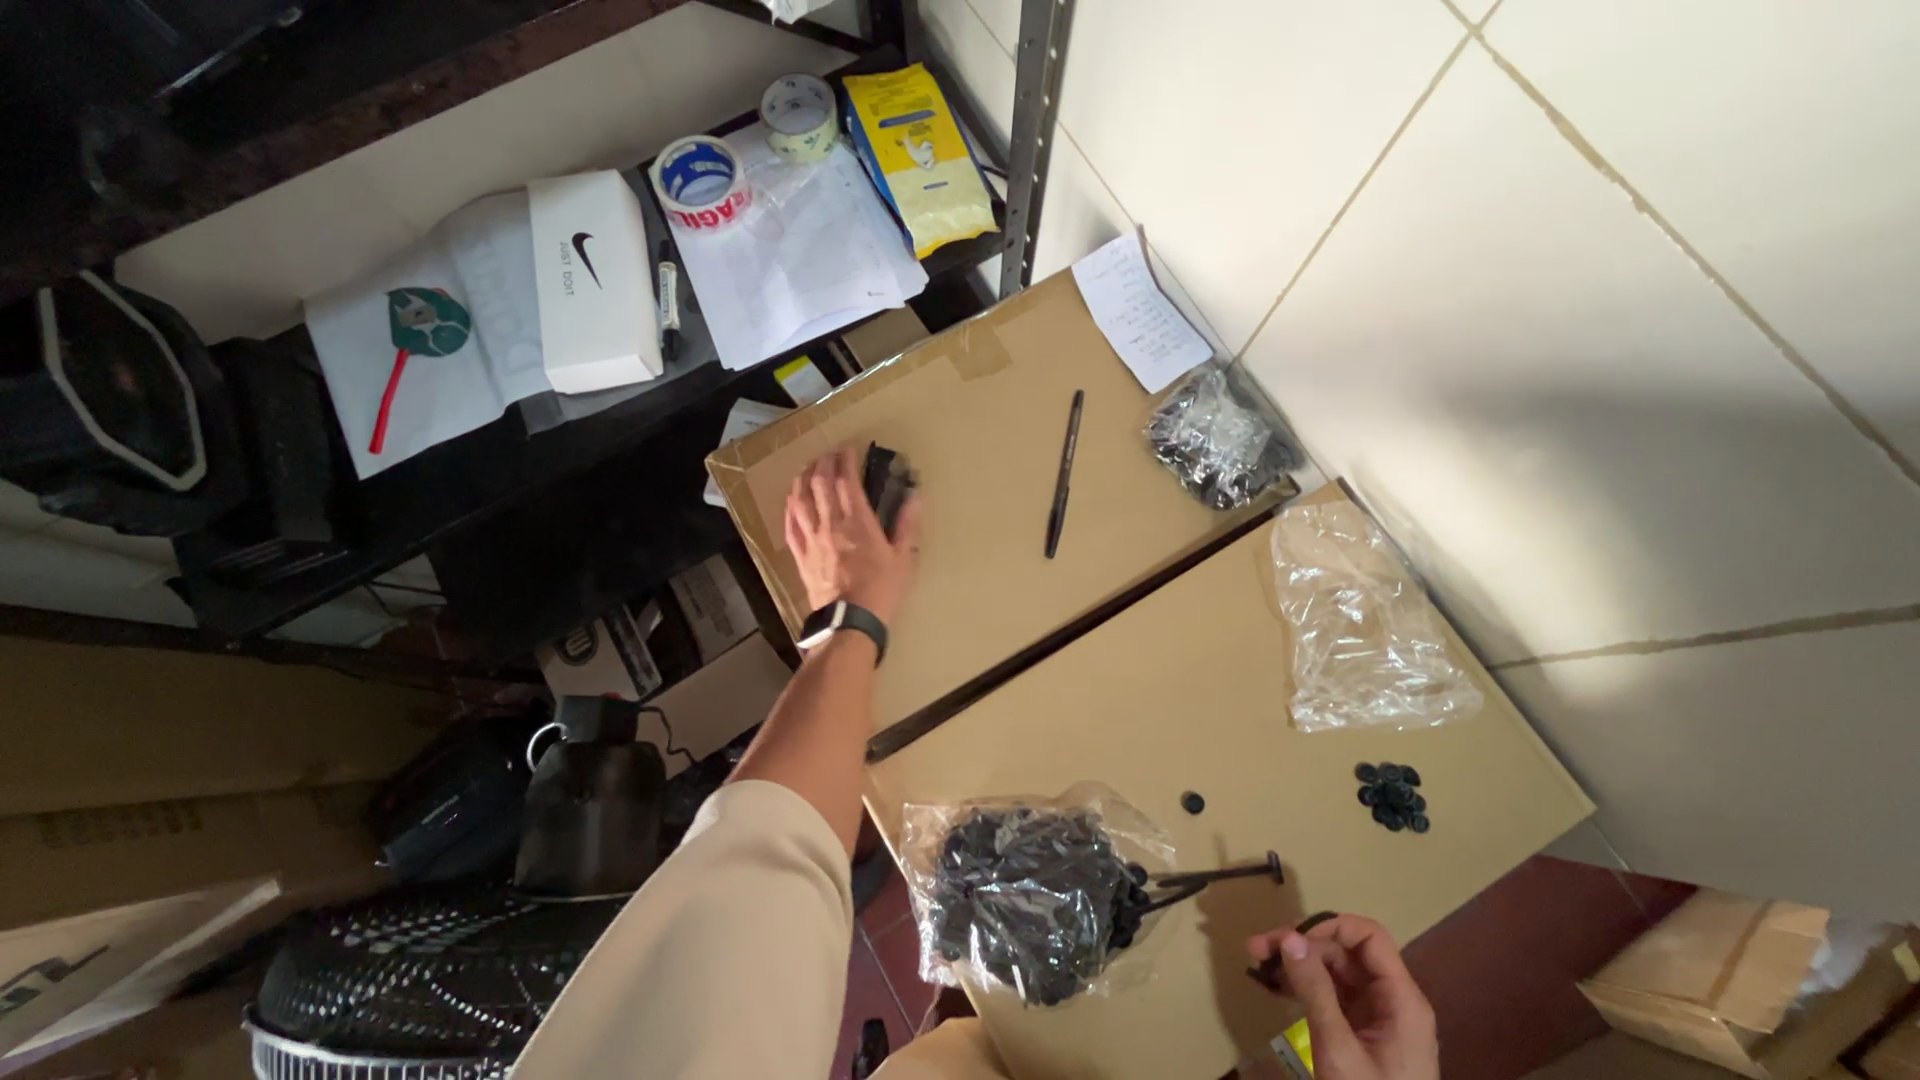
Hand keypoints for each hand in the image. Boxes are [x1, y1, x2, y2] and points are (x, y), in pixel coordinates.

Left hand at [784, 443, 922, 626]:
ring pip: (801, 500)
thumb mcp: (903, 558)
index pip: (847, 481)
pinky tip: (792, 500)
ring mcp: (812, 539)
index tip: (849, 448)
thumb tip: (915, 495)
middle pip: (821, 484)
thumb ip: (907, 524)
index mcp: (857, 522)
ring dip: (803, 479)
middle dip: (824, 463)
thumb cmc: (881, 590)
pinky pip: (790, 526)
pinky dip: (790, 507)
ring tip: (808, 468)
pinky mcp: (801, 556)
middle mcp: (830, 524)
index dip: (846, 460)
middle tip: (829, 453)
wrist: (850, 621)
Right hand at [1247, 915, 1437, 1079]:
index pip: (1369, 937)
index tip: (1292, 940)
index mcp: (1401, 1000)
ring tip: (1257, 966)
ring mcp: (1378, 1018)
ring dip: (1298, 965)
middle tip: (1256, 949)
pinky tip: (1275, 989)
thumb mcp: (1338, 1048)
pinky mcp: (1363, 1035)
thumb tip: (1290, 938)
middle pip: (1346, 952)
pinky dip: (1304, 988)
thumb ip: (1315, 991)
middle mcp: (1392, 1001)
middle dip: (1302, 945)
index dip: (1330, 927)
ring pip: (1335, 972)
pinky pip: (1333, 996)